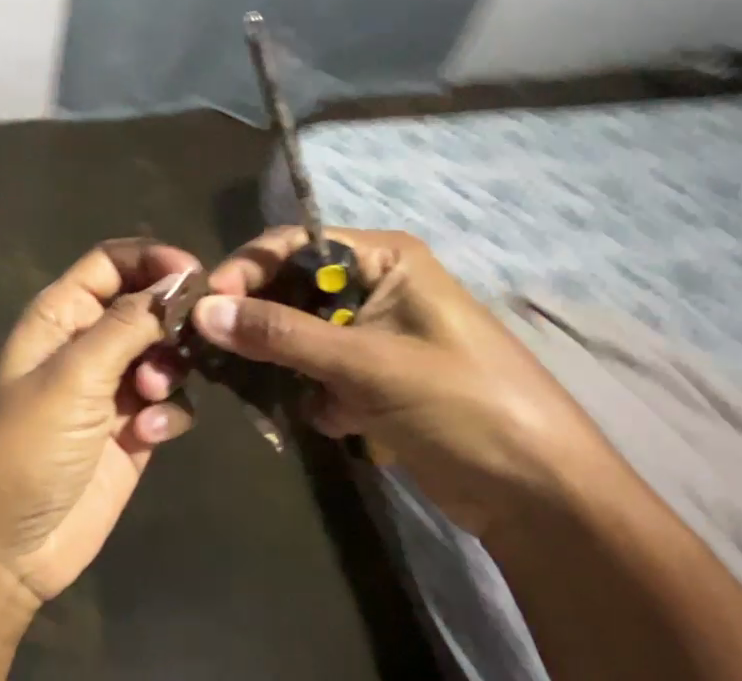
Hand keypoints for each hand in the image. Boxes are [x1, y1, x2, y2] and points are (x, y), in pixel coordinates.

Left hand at [0, 239, 199, 603]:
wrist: (11, 545)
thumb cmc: (28, 447)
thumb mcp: (74, 376)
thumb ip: (126, 324)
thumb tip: (178, 278)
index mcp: (60, 315)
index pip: (111, 261)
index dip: (152, 259)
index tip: (196, 275)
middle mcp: (87, 342)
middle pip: (146, 304)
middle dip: (170, 320)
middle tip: (188, 343)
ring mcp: (112, 387)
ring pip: (165, 352)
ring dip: (170, 369)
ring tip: (151, 397)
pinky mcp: (133, 429)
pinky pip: (171, 400)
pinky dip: (169, 411)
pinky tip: (149, 435)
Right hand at [197, 226, 623, 536]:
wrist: (540, 496)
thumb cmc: (462, 405)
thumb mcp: (366, 363)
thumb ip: (280, 334)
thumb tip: (201, 310)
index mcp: (385, 259)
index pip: (295, 245)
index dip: (247, 268)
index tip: (204, 306)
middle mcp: (377, 286)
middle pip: (292, 289)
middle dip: (257, 320)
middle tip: (213, 351)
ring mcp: (376, 335)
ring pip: (300, 334)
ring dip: (280, 361)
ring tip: (260, 389)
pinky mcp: (375, 379)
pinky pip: (318, 371)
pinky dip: (311, 393)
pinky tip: (327, 419)